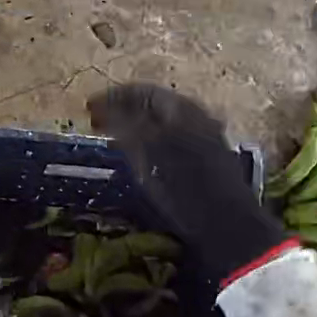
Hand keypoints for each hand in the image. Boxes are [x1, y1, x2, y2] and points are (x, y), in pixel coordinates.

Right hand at [88, 84, 287, 283]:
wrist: (227, 225)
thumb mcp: (147, 156)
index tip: (90, 108)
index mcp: (181, 109)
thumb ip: (126, 127)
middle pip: (155, 103)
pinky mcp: (212, 156)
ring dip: (139, 124)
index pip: (141, 92)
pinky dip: (154, 138)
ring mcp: (208, 135)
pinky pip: (176, 136)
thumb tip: (107, 109)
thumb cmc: (184, 190)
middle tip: (99, 120)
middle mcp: (197, 116)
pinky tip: (144, 153)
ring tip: (117, 136)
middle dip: (125, 109)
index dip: (112, 97)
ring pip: (166, 120)